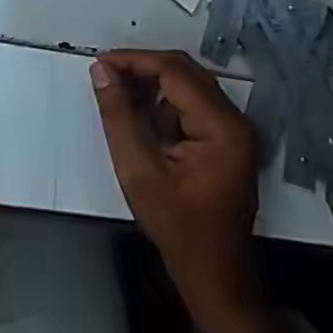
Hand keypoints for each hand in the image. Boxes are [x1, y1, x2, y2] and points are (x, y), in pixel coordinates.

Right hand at [91, 49, 265, 332]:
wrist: (213, 272)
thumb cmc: (177, 225)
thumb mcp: (138, 169)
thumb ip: (118, 115)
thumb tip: (101, 70)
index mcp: (222, 128)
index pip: (174, 72)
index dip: (132, 61)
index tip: (98, 65)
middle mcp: (235, 122)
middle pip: (184, 71)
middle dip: (140, 67)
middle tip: (103, 74)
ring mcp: (234, 131)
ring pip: (186, 84)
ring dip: (150, 84)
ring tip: (116, 96)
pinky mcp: (226, 140)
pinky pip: (190, 103)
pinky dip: (161, 101)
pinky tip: (140, 119)